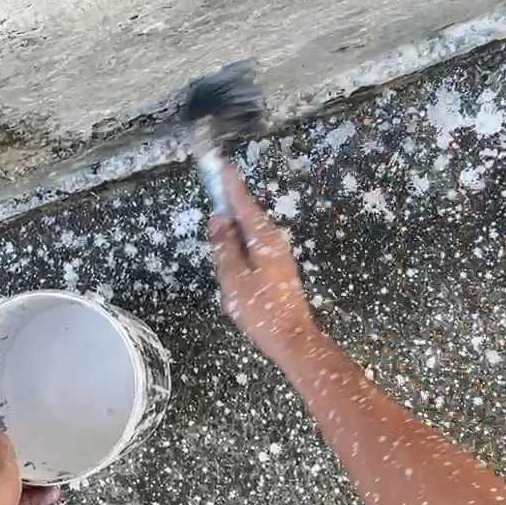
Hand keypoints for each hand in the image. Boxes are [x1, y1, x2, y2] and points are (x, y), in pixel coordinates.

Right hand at [208, 162, 319, 362]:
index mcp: (264, 239)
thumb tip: (218, 219)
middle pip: (247, 218)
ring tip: (219, 245)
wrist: (291, 338)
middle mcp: (274, 242)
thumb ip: (224, 246)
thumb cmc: (261, 309)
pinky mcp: (277, 270)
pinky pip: (254, 250)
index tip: (223, 166)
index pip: (244, 204)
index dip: (231, 185)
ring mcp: (278, 256)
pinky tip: (231, 263)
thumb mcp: (233, 276)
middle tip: (214, 204)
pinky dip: (240, 249)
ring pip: (250, 236)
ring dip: (233, 234)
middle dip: (230, 210)